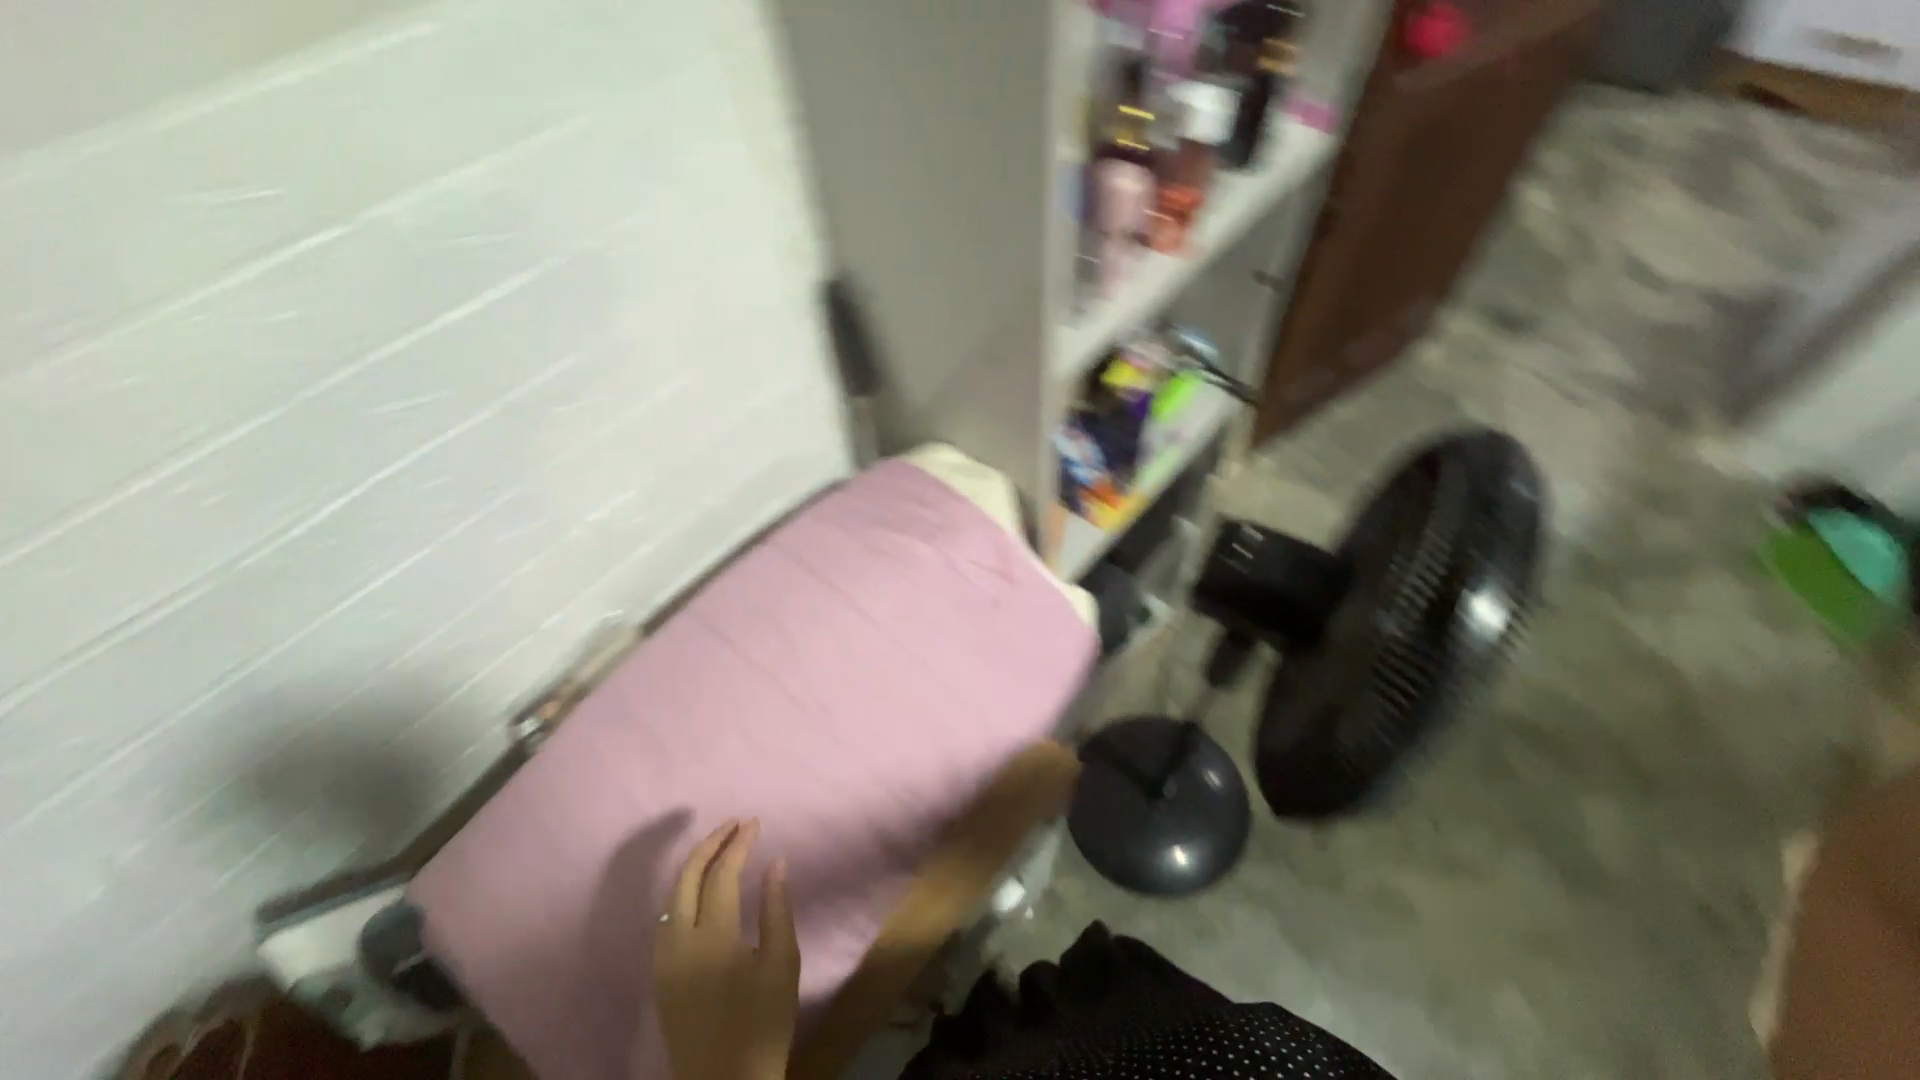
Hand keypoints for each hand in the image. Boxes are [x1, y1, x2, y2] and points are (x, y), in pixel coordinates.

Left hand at [650, 819, 800, 1079]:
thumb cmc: (763, 1023)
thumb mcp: (783, 965)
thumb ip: (777, 909)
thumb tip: (775, 863)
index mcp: (712, 937)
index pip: (722, 874)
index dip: (738, 844)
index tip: (754, 822)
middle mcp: (678, 941)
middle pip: (686, 877)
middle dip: (709, 844)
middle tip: (734, 825)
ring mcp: (663, 958)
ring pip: (671, 897)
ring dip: (693, 866)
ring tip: (719, 848)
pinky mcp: (659, 975)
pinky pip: (666, 918)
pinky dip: (683, 892)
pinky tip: (700, 889)